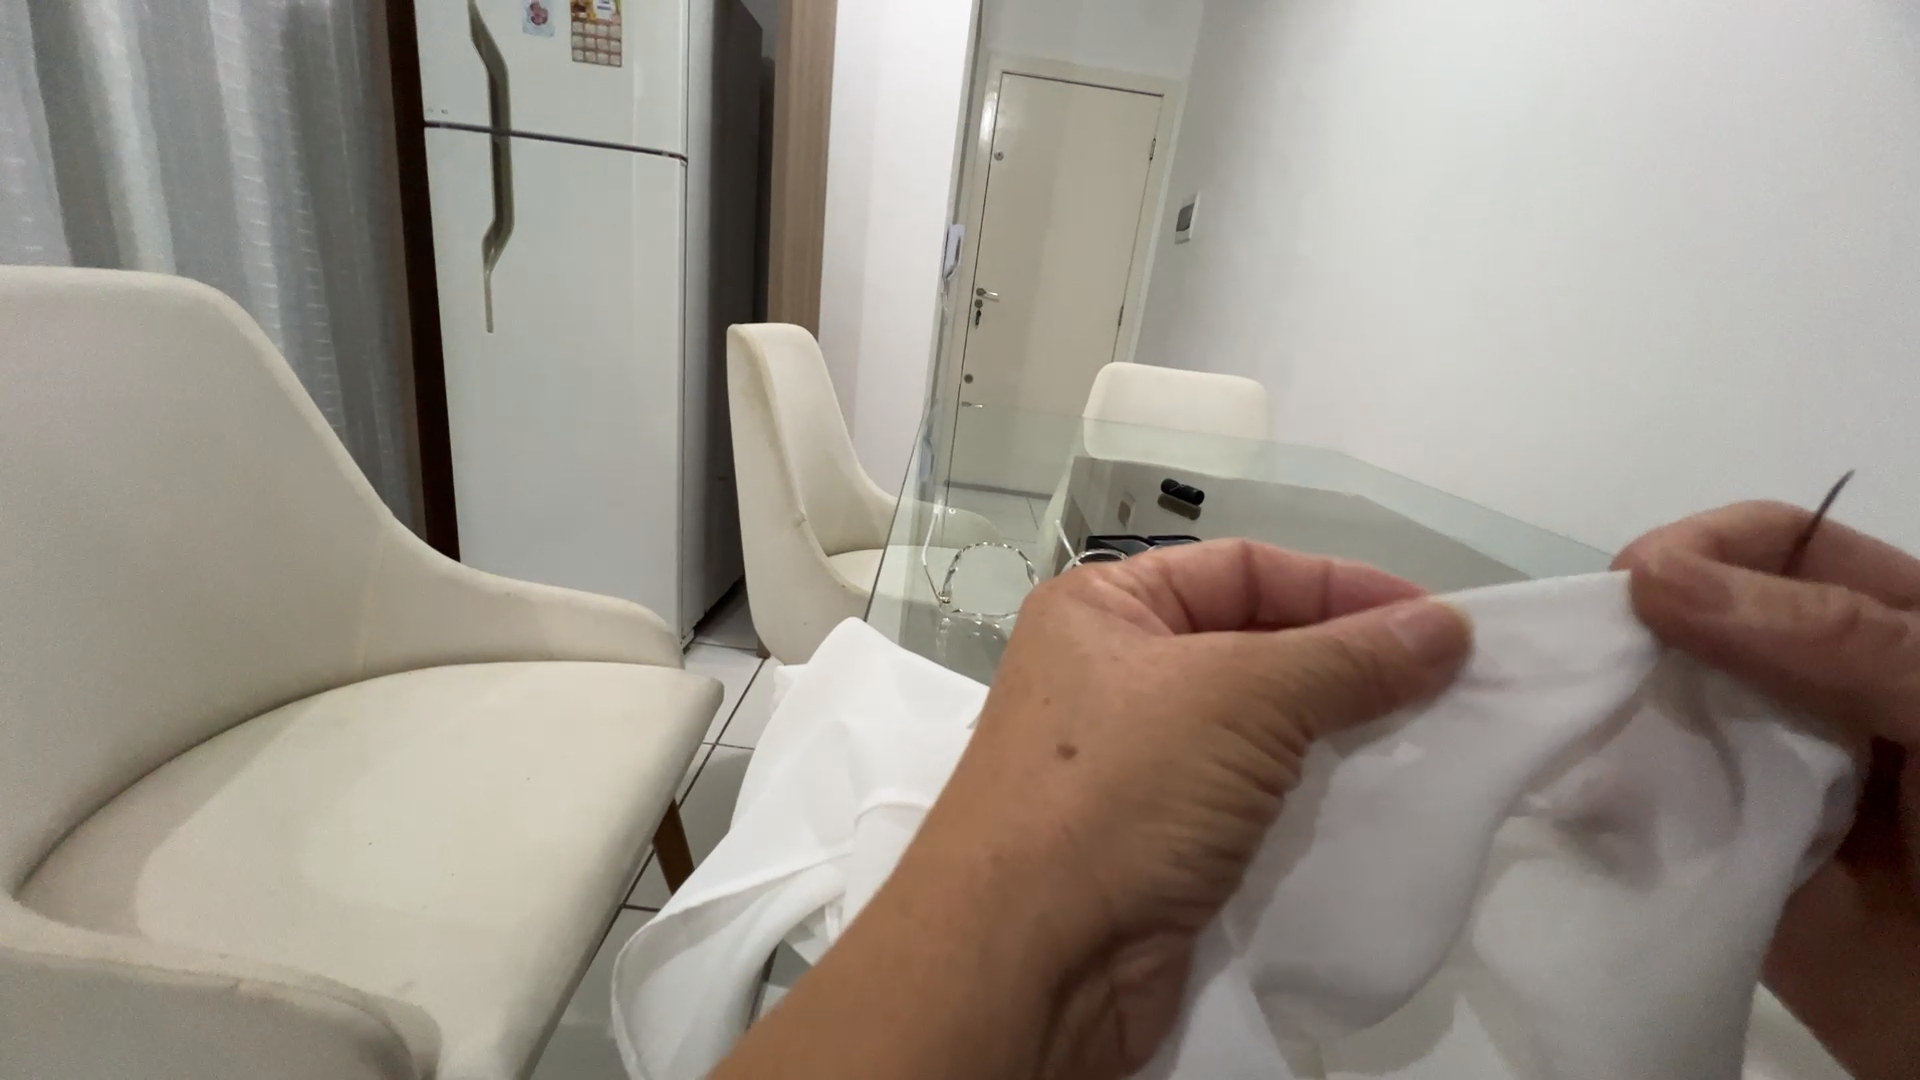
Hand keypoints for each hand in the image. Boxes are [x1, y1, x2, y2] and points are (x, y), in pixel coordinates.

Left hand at [895, 539, 1471, 1077]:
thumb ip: (1344, 660)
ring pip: (1252, 717)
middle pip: (1248, 639)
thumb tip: (1442, 625)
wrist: (1028, 955)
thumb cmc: (1117, 788)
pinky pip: (1245, 783)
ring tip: (1429, 733)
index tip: (1437, 620)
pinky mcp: (1155, 824)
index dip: (1338, 585)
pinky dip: (1306, 783)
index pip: (1239, 568)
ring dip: (1334, 724)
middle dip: (1343, 657)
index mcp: (1102, 607)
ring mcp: (1131, 750)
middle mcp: (1110, 667)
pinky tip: (1372, 792)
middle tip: (1447, 680)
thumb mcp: (1235, 698)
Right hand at [1617, 502, 1919, 1079]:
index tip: (1635, 595)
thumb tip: (1653, 579)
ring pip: (1646, 689)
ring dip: (1597, 693)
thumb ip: (1852, 644)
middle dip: (1626, 624)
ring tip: (1550, 709)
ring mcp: (1748, 751)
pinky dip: (1592, 766)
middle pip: (1687, 612)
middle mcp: (1806, 682)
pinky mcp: (1696, 819)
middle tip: (1579, 659)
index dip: (1700, 548)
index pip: (1771, 544)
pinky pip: (1628, 773)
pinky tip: (1563, 767)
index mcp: (1884, 636)